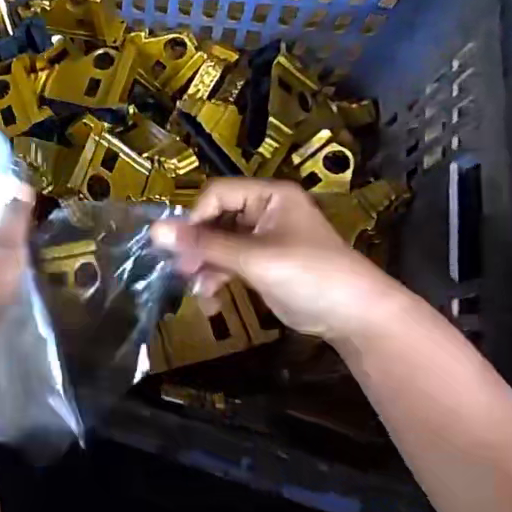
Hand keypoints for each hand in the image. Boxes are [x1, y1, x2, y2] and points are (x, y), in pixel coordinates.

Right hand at [152, 178, 409, 340]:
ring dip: (204, 264)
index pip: (216, 194)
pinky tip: (209, 297)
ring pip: (218, 242)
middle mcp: (264, 211)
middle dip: (198, 245)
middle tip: (182, 270)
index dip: (196, 218)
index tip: (183, 246)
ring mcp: (263, 238)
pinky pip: (228, 261)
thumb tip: (154, 231)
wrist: (357, 318)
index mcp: (269, 196)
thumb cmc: (310, 275)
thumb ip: (204, 244)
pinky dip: (216, 276)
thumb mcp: (254, 258)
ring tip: (196, 288)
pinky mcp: (262, 263)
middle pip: (215, 218)